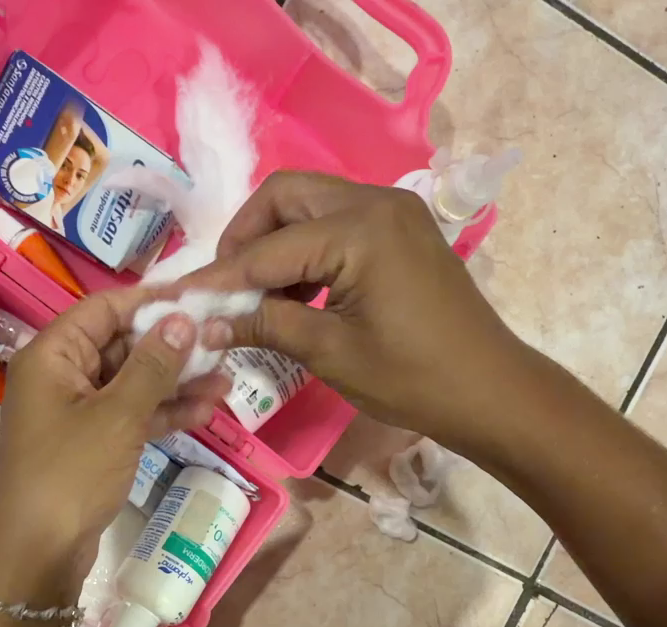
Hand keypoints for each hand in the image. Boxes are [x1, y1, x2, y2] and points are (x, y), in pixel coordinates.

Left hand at [0, 289, 230, 589]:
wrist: (39, 552)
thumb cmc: (71, 474)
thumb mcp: (118, 416)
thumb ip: (152, 365)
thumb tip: (182, 319)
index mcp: (52, 355)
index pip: (104, 309)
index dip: (151, 303)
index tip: (200, 301)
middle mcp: (59, 376)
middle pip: (120, 346)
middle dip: (172, 348)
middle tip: (224, 344)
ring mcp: (75, 413)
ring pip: (131, 384)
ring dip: (175, 384)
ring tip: (226, 383)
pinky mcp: (90, 444)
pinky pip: (129, 416)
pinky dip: (162, 414)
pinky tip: (205, 412)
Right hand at [182, 172, 546, 453]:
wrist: (488, 389)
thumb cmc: (411, 377)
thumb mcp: (330, 352)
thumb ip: (266, 325)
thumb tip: (205, 326)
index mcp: (359, 230)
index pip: (267, 247)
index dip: (219, 277)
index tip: (178, 300)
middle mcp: (375, 202)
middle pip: (285, 195)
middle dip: (244, 237)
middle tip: (224, 288)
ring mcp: (392, 212)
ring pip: (309, 204)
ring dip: (274, 243)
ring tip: (255, 297)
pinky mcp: (399, 230)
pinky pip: (335, 223)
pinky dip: (304, 250)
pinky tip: (293, 294)